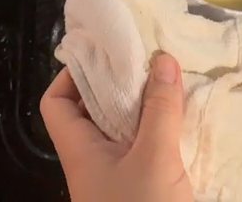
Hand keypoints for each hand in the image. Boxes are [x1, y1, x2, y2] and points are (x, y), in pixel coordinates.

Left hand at [41, 51, 193, 201]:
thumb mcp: (155, 159)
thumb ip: (159, 109)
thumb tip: (162, 57)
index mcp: (80, 152)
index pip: (57, 103)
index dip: (74, 74)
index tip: (108, 54)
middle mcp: (93, 163)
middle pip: (94, 111)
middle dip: (120, 84)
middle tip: (148, 59)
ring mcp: (117, 181)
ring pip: (123, 131)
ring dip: (145, 108)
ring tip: (170, 82)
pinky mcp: (142, 194)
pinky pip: (144, 151)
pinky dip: (160, 132)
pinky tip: (184, 120)